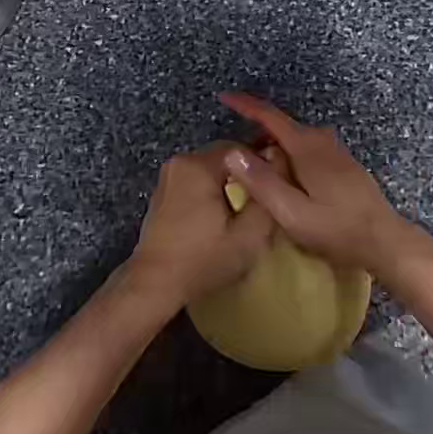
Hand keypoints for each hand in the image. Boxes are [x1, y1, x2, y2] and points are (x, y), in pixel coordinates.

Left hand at [126, 144, 275, 303]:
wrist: (155, 283)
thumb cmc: (203, 259)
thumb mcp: (249, 235)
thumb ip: (268, 197)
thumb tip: (277, 165)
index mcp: (199, 165)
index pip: (241, 149)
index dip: (262, 167)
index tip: (273, 190)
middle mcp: (180, 162)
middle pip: (224, 158)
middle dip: (244, 177)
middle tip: (259, 205)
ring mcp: (167, 177)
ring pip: (210, 170)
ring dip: (226, 186)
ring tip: (241, 214)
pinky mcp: (162, 193)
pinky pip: (194, 182)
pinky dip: (208, 193)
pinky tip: (216, 219)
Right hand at [218, 92, 418, 271]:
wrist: (384, 242)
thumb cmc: (336, 229)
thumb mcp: (291, 212)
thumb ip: (262, 182)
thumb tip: (232, 152)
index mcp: (307, 147)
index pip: (270, 116)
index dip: (245, 105)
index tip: (224, 97)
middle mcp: (322, 141)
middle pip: (283, 127)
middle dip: (258, 134)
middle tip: (236, 157)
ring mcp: (336, 152)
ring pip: (297, 139)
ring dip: (275, 146)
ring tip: (258, 170)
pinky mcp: (344, 165)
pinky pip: (309, 149)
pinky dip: (291, 155)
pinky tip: (287, 179)